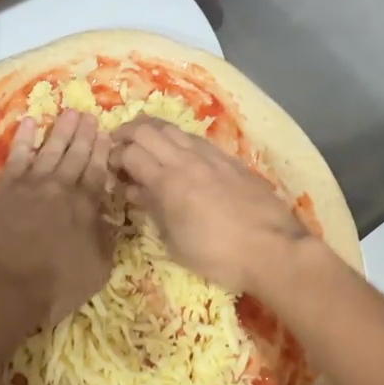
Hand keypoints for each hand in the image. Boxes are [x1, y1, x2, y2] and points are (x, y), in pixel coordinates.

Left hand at [0, 109, 114, 327]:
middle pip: (77, 153)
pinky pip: (18, 153)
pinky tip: (29, 121)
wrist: (8, 286)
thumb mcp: (98, 269)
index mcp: (87, 205)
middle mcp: (63, 186)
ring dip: (61, 129)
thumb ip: (106, 238)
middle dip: (85, 133)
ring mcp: (33, 182)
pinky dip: (24, 136)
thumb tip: (111, 217)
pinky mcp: (7, 185)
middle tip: (90, 114)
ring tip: (70, 112)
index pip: (98, 171)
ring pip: (51, 148)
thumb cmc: (56, 286)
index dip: (103, 151)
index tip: (107, 133)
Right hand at [110, 116, 312, 294]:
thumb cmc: (220, 256)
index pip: (130, 153)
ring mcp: (209, 155)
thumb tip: (133, 190)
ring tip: (143, 140)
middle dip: (126, 133)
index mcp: (168, 182)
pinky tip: (176, 150)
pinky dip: (176, 138)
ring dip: (151, 129)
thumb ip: (153, 210)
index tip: (109, 167)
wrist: (274, 249)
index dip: (114, 156)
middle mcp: (185, 160)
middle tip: (117, 144)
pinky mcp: (228, 158)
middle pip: (147, 130)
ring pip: (171, 128)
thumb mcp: (176, 243)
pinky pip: (194, 137)